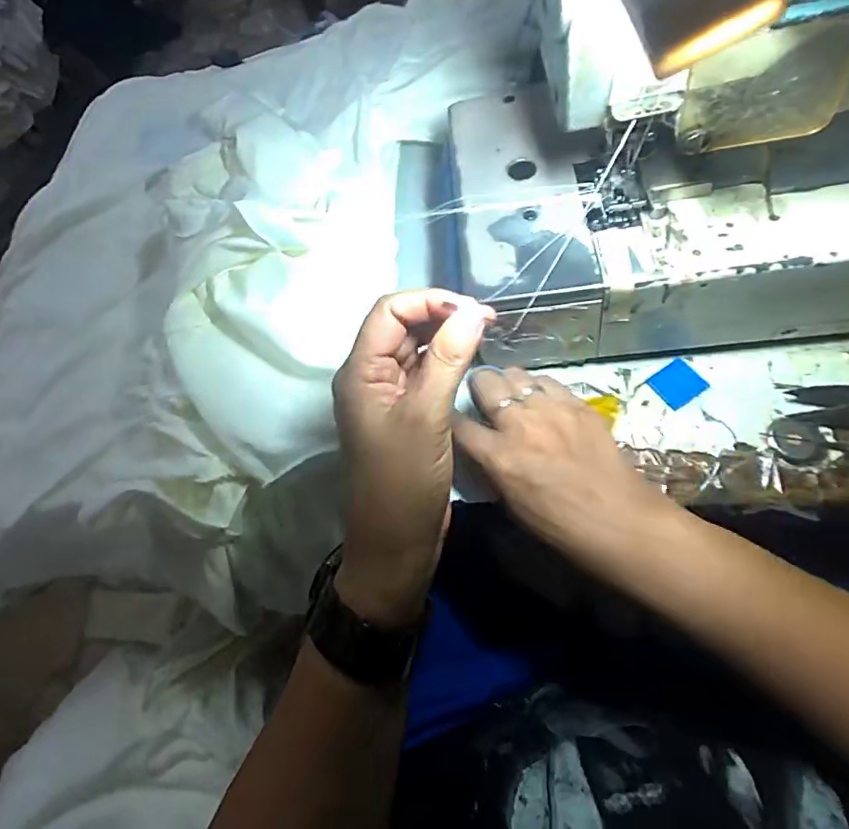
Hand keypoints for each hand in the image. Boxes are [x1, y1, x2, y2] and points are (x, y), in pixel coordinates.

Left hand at [331, 290, 493, 628]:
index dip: (429, 301)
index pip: (389, 311)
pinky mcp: (406, 413)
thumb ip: (448, 359)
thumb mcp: (427, 416)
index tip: (472, 309)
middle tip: (487, 320)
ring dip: (447, 335)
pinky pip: (425, 373)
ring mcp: (388, 396)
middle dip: (441, 314)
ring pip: (415, 348)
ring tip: (485, 333)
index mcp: (361, 372)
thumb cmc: (404, 482)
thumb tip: (474, 310)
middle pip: (402, 325)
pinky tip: (473, 360)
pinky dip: (448, 360)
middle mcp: (370, 377)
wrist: (395, 547)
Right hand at [454, 367, 682, 571]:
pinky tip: (542, 399)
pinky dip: (538, 387)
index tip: (452, 416)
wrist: (619, 520)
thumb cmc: (561, 525)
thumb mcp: (511, 504)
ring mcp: (551, 409)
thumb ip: (492, 468)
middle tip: (483, 396)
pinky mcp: (577, 403)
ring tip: (513, 394)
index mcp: (499, 456)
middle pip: (484, 382)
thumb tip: (482, 449)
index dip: (451, 417)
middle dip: (478, 386)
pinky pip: (548, 381)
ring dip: (508, 383)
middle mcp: (520, 424)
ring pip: (516, 374)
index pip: (458, 422)